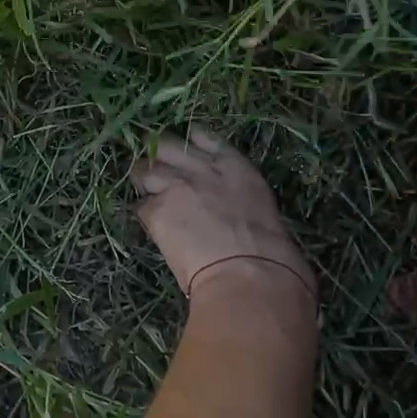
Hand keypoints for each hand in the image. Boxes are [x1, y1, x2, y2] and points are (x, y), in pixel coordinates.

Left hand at [131, 126, 315, 303]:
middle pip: (165, 145)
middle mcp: (201, 169)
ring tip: (150, 202)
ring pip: (144, 172)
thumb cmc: (274, 258)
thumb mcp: (263, 213)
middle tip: (157, 174)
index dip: (190, 143)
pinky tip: (156, 234)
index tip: (184, 149)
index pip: (205, 138)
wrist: (252, 279)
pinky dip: (147, 220)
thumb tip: (233, 215)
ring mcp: (176, 186)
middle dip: (158, 156)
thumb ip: (239, 200)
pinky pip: (142, 209)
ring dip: (145, 185)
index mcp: (236, 168)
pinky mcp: (157, 210)